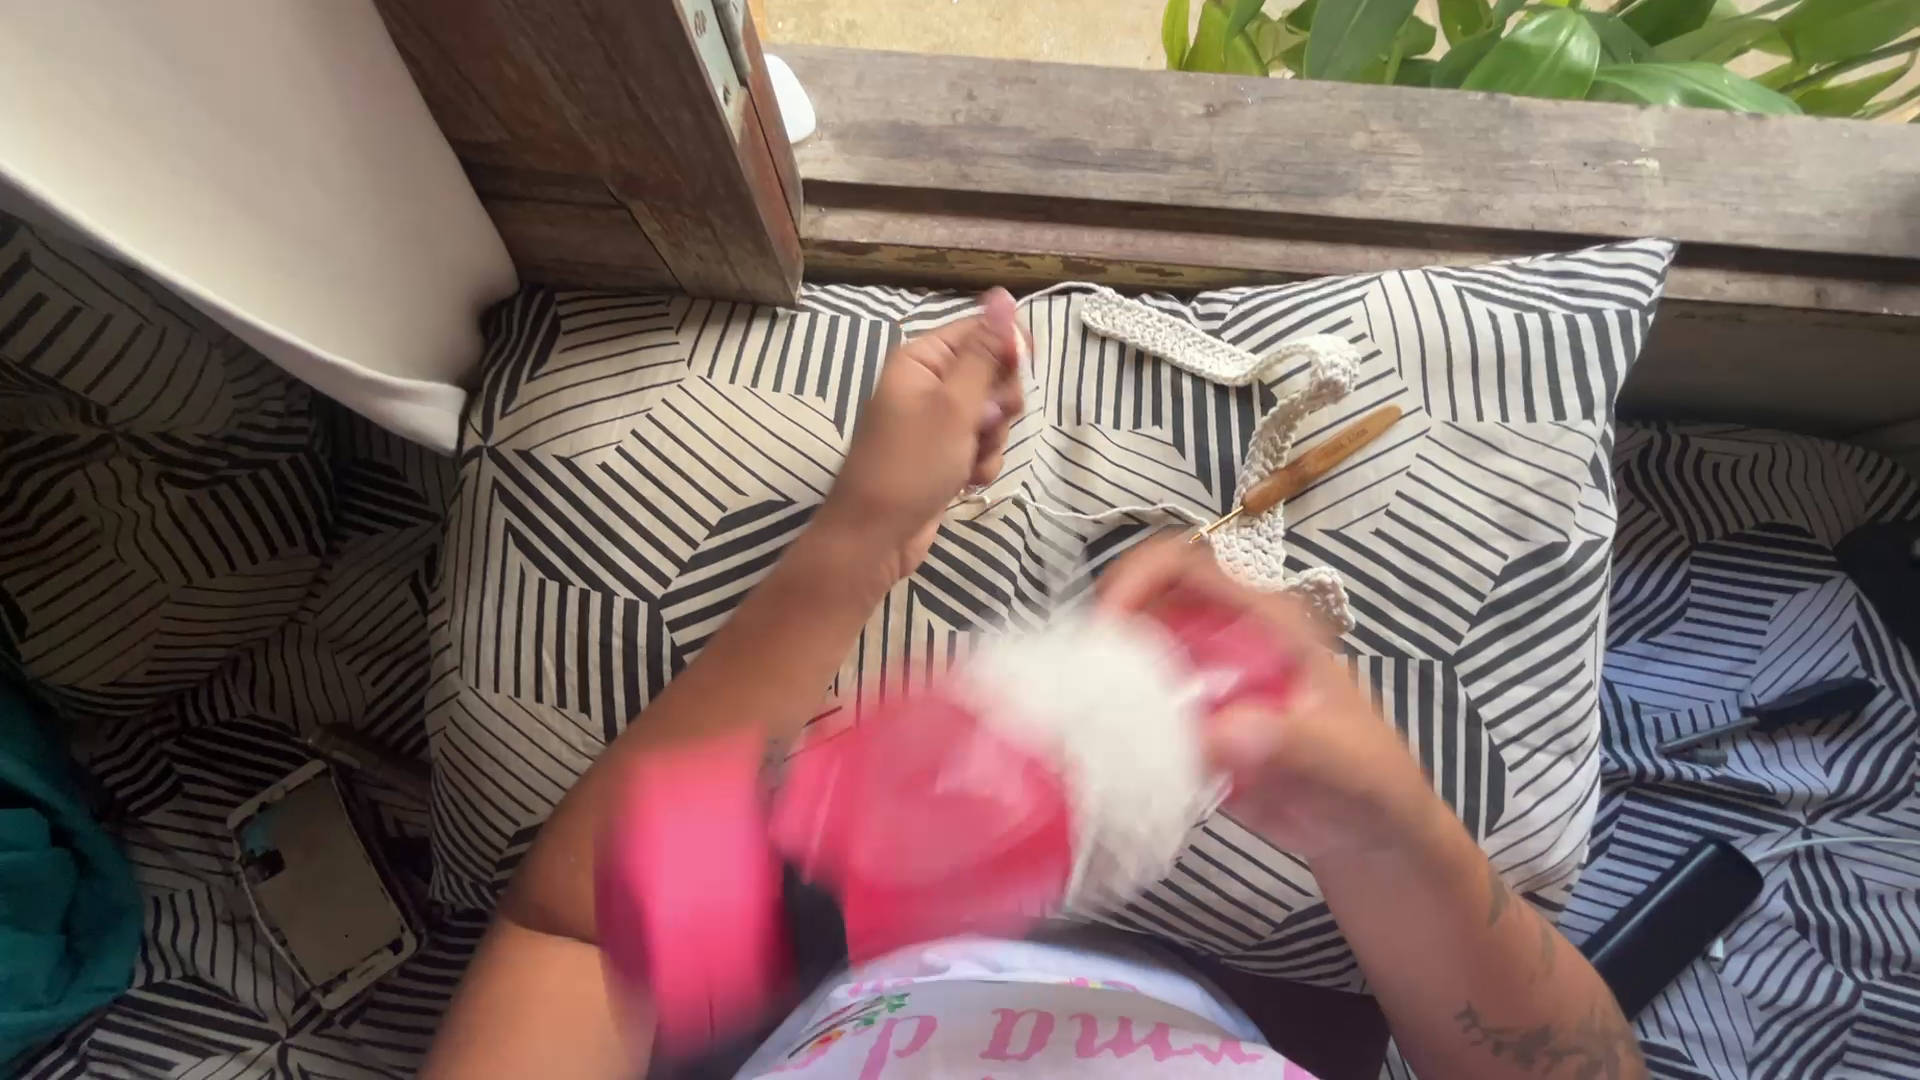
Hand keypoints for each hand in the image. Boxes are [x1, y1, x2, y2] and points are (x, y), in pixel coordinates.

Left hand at [815, 288, 1026, 584]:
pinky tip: (967, 482)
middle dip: (999, 406)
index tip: (1018, 377)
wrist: (876, 536)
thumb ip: (984, 352)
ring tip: (969, 462)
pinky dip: (981, 463)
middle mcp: (928, 385)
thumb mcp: (954, 405)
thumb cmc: (911, 465)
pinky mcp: (943, 455)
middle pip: (992, 375)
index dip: (1007, 352)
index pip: (981, 331)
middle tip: (986, 425)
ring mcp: (936, 423)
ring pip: (991, 416)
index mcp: (922, 359)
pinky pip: (980, 446)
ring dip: (991, 441)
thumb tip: (1003, 295)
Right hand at [1097, 536, 1447, 863]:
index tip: (1108, 622)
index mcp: (1263, 620)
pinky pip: (1135, 710)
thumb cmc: (1370, 780)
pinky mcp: (1185, 722)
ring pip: (1131, 657)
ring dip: (1101, 678)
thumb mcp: (1345, 759)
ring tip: (1080, 716)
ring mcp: (1200, 681)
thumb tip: (1219, 734)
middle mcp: (1222, 638)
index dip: (1138, 577)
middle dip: (1104, 632)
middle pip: (1142, 606)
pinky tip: (1101, 749)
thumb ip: (1293, 744)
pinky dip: (1113, 723)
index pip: (1187, 567)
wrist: (1367, 832)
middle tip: (1079, 679)